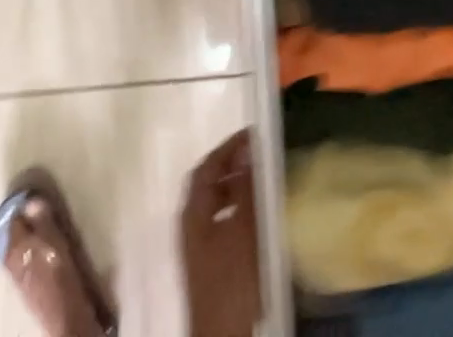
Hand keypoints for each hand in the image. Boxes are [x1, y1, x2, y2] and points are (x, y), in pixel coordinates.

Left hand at [180, 129, 261, 336]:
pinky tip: (258, 216)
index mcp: (192, 212)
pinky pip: (222, 220)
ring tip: (262, 180)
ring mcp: (198, 244)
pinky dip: (238, 208)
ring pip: (215, 203)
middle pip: (207, 184)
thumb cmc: (232, 279)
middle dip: (231, 165)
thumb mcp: (243, 230)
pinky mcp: (210, 261)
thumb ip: (245, 189)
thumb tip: (248, 150)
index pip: (205, 167)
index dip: (227, 148)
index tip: (252, 134)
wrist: (222, 332)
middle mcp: (190, 224)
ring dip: (236, 187)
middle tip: (258, 155)